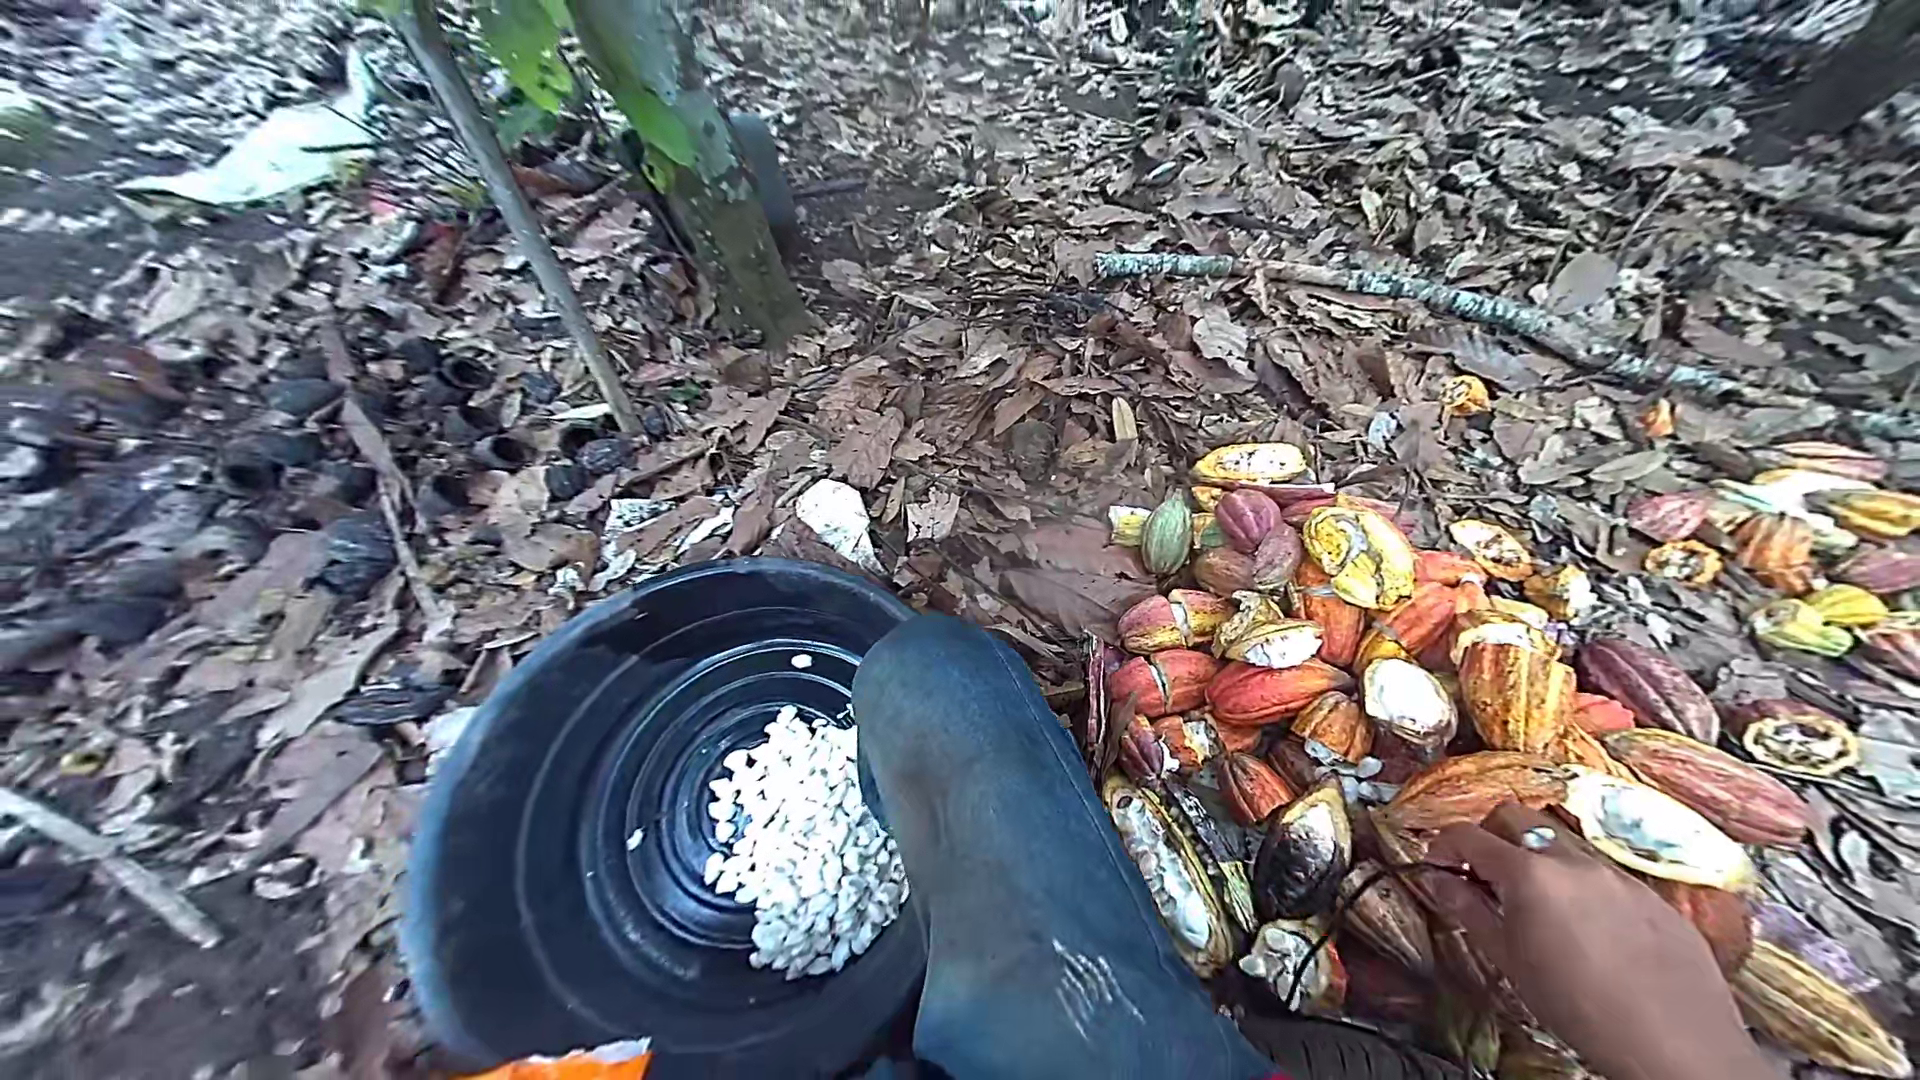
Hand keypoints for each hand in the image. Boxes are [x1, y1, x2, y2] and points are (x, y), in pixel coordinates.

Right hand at [1423, 802, 1778, 1079]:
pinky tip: (1589, 926)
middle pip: (1515, 817)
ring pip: (1563, 844)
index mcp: (1529, 873)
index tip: (1436, 863)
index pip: (1467, 834)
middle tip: (1483, 869)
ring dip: (1538, 858)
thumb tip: (1436, 877)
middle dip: (1489, 834)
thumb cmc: (1577, 1007)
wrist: (1684, 1060)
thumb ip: (1465, 907)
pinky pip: (1606, 876)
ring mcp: (1622, 878)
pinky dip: (1582, 885)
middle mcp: (1574, 861)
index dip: (1442, 844)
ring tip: (1538, 901)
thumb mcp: (1506, 957)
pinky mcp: (1660, 902)